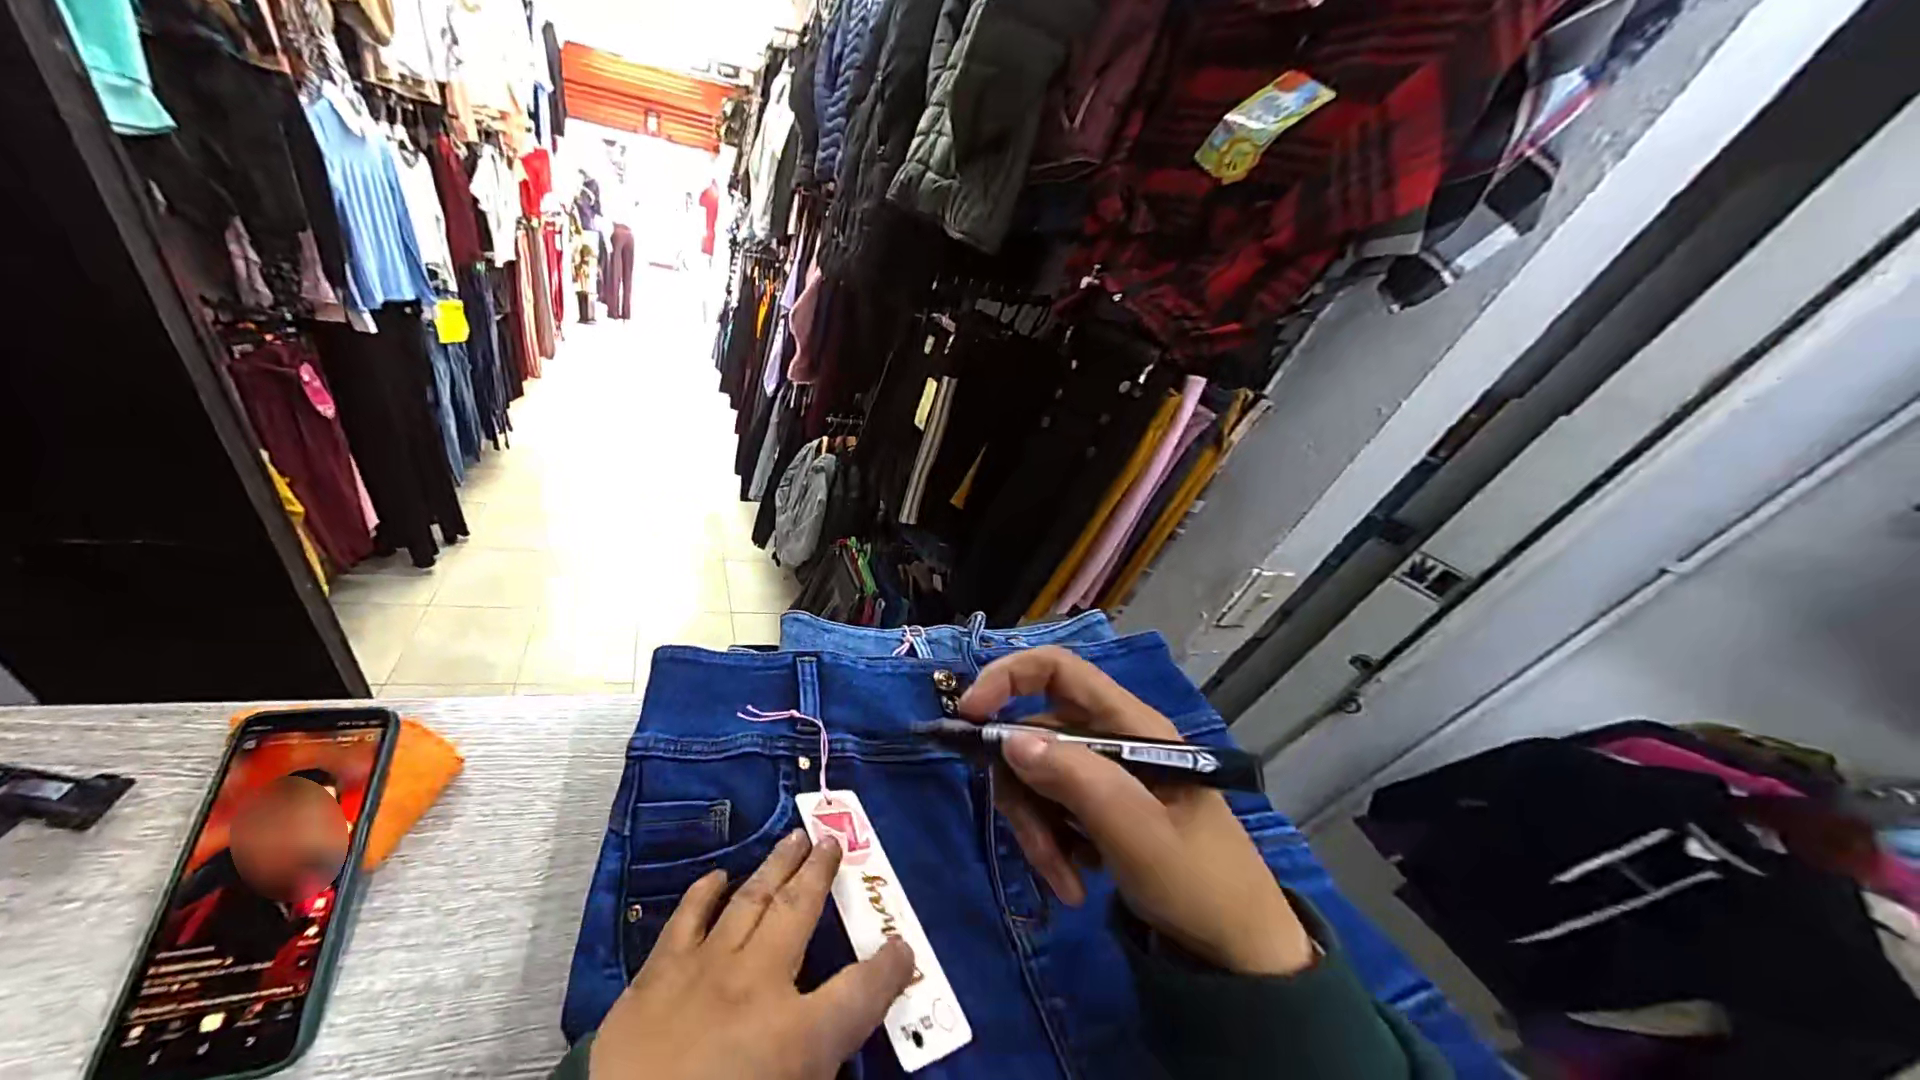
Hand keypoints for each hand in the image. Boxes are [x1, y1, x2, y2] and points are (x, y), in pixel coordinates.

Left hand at [589, 830, 915, 1079]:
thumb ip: (814, 1061)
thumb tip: (829, 1046)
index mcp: (794, 1035)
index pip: (861, 992)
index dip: (888, 968)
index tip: (902, 948)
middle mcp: (755, 984)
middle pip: (799, 911)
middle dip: (820, 873)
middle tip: (832, 842)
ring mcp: (703, 970)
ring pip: (750, 900)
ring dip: (775, 867)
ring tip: (794, 839)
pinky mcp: (657, 976)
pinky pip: (687, 919)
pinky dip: (705, 893)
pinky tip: (718, 876)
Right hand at [958, 646, 1315, 976]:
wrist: (1237, 952)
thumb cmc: (1200, 882)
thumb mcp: (1138, 832)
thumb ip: (1076, 780)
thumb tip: (1009, 740)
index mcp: (1131, 724)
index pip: (1058, 669)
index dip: (1008, 677)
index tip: (971, 715)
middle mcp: (1111, 739)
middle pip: (1036, 733)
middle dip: (1022, 787)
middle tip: (1035, 844)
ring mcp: (1102, 775)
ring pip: (1035, 777)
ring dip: (1036, 829)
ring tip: (1066, 880)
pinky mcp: (1095, 808)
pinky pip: (1047, 810)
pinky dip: (1049, 845)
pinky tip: (1075, 881)